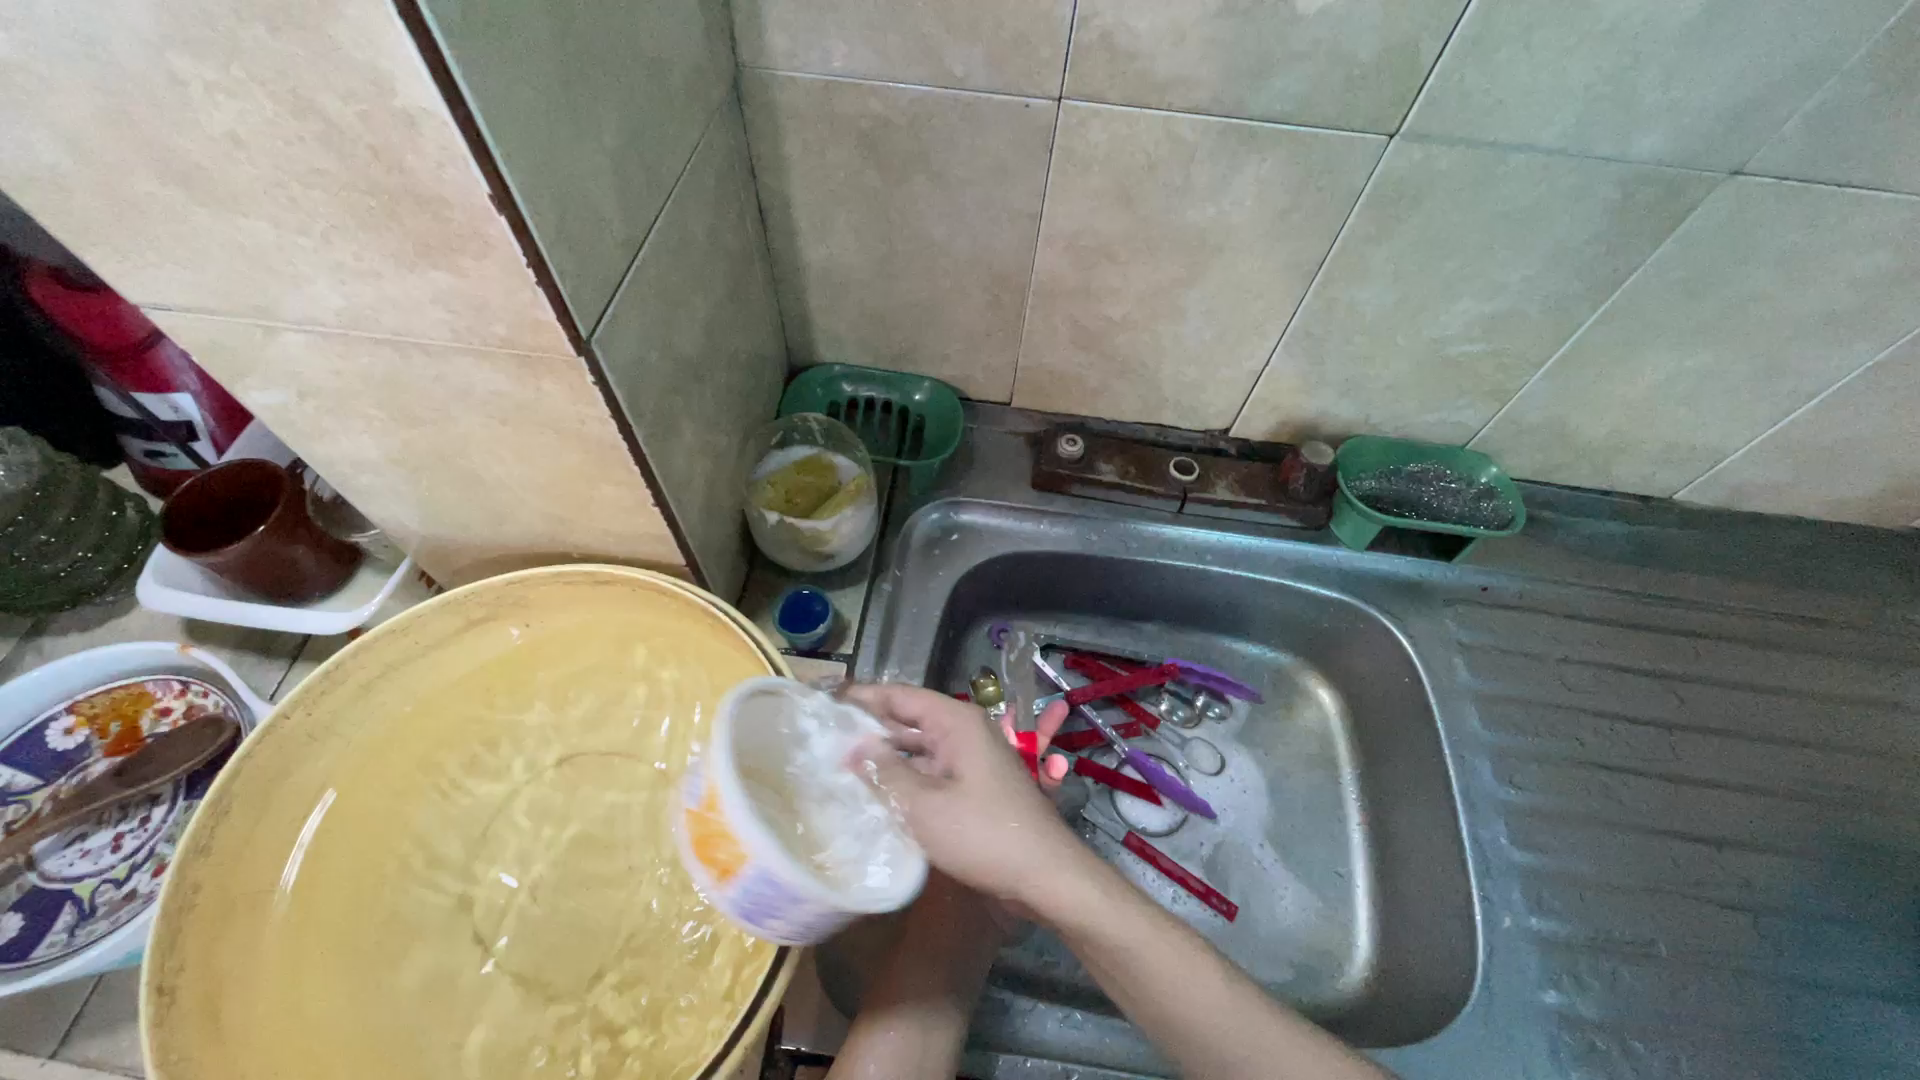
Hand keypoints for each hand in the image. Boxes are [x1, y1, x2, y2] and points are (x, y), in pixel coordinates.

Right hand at [843, 683, 1082, 904]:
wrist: (1044, 874)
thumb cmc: (982, 833)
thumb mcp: (923, 805)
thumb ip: (885, 772)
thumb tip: (854, 747)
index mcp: (956, 721)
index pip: (900, 695)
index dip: (863, 697)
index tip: (826, 703)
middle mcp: (965, 731)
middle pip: (910, 718)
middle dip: (871, 727)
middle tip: (825, 737)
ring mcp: (972, 759)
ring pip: (920, 747)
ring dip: (887, 755)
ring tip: (842, 764)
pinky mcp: (975, 786)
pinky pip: (933, 770)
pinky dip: (907, 776)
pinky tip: (878, 792)